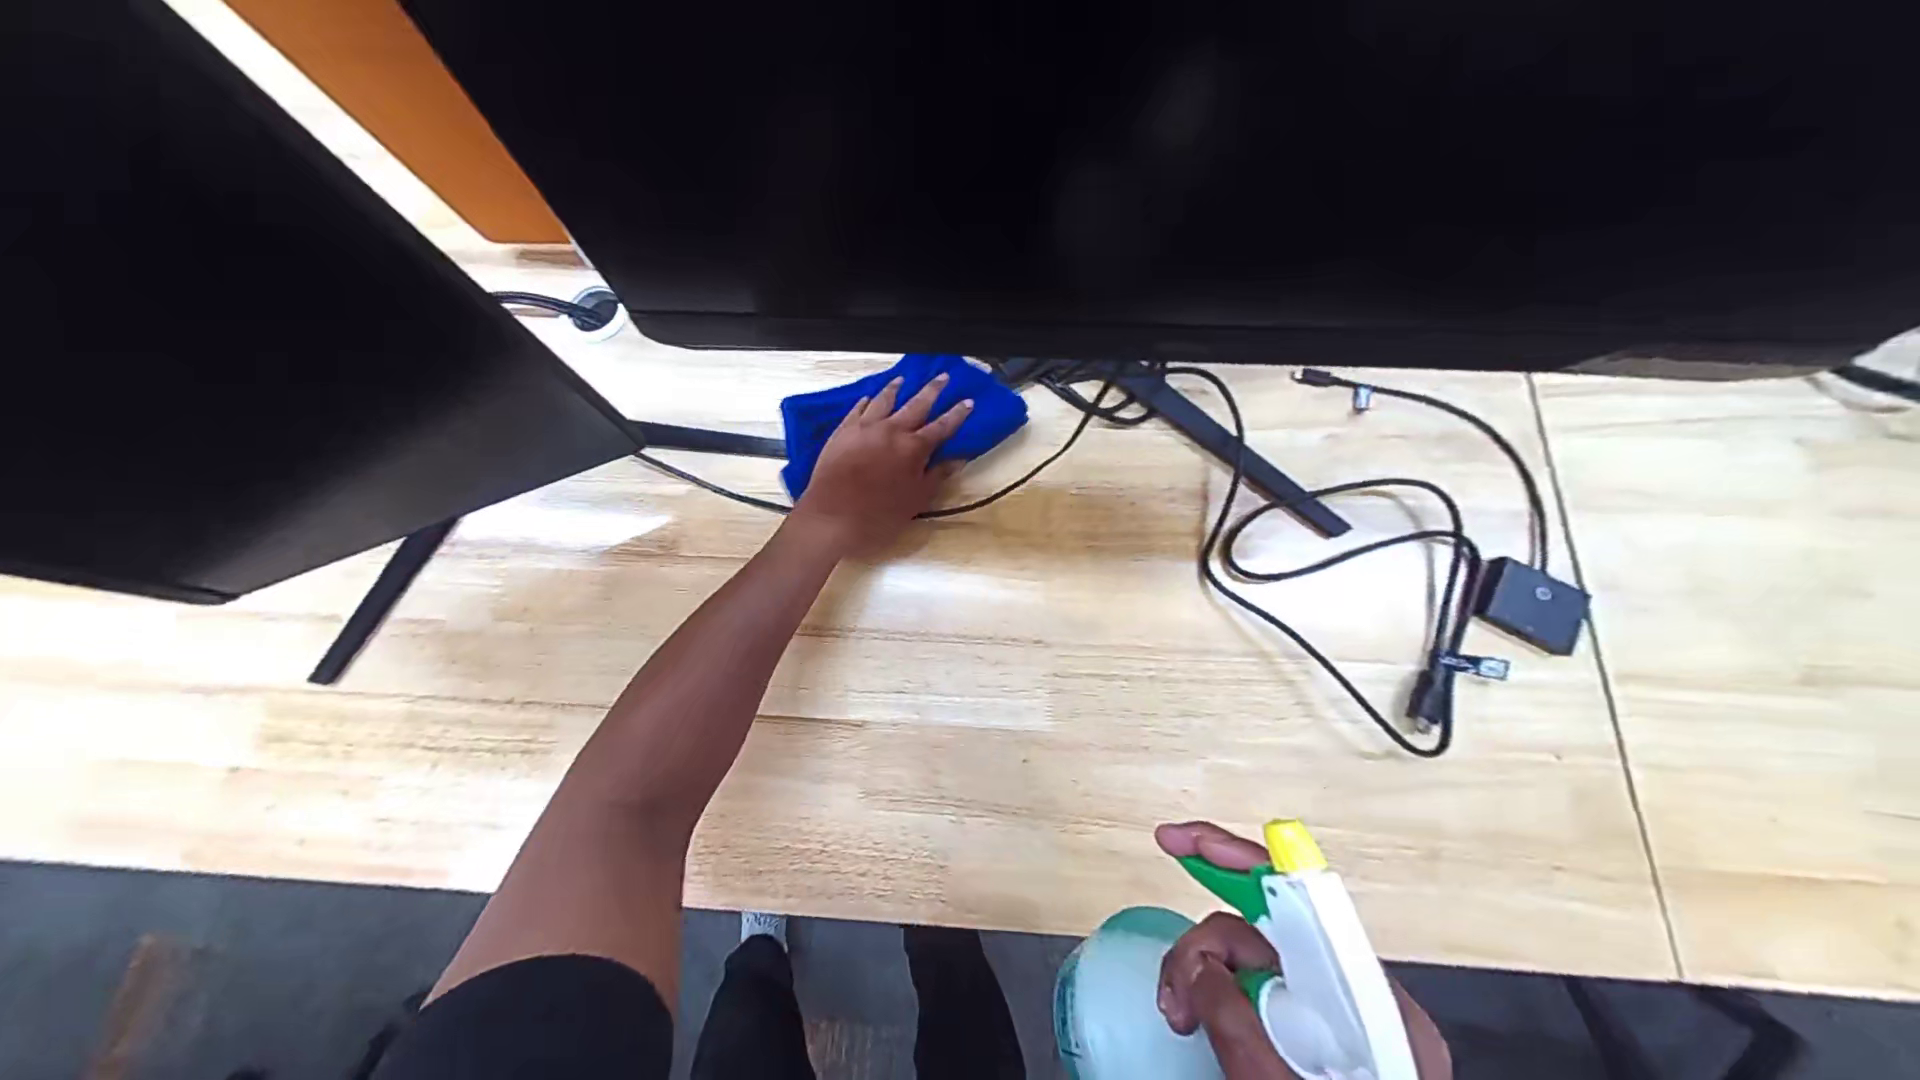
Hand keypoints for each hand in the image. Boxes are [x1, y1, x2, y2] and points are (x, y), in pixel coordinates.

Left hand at [787, 373, 971, 557]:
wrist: (834, 517)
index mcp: (914, 447)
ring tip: (902, 379)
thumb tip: (958, 459)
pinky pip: (857, 409)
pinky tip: (868, 398)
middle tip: (943, 376)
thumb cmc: (881, 514)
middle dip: (932, 390)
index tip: (968, 401)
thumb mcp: (917, 499)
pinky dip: (866, 402)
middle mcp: (892, 430)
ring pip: (884, 400)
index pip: (942, 426)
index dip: (957, 414)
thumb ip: (937, 475)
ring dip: (895, 388)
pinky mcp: (842, 431)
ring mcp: (865, 427)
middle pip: (916, 404)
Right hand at [1154, 822, 1454, 1079]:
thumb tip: (1196, 963)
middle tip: (1170, 993)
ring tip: (1177, 1014)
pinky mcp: (1309, 1031)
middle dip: (1202, 943)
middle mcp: (1353, 993)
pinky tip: (1195, 1013)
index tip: (1175, 841)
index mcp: (1371, 1003)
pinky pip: (1250, 984)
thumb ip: (1234, 1021)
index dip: (1234, 856)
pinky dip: (1214, 989)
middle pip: (1262, 926)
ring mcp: (1331, 1013)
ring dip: (1199, 970)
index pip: (1300, 899)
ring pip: (1248, 954)